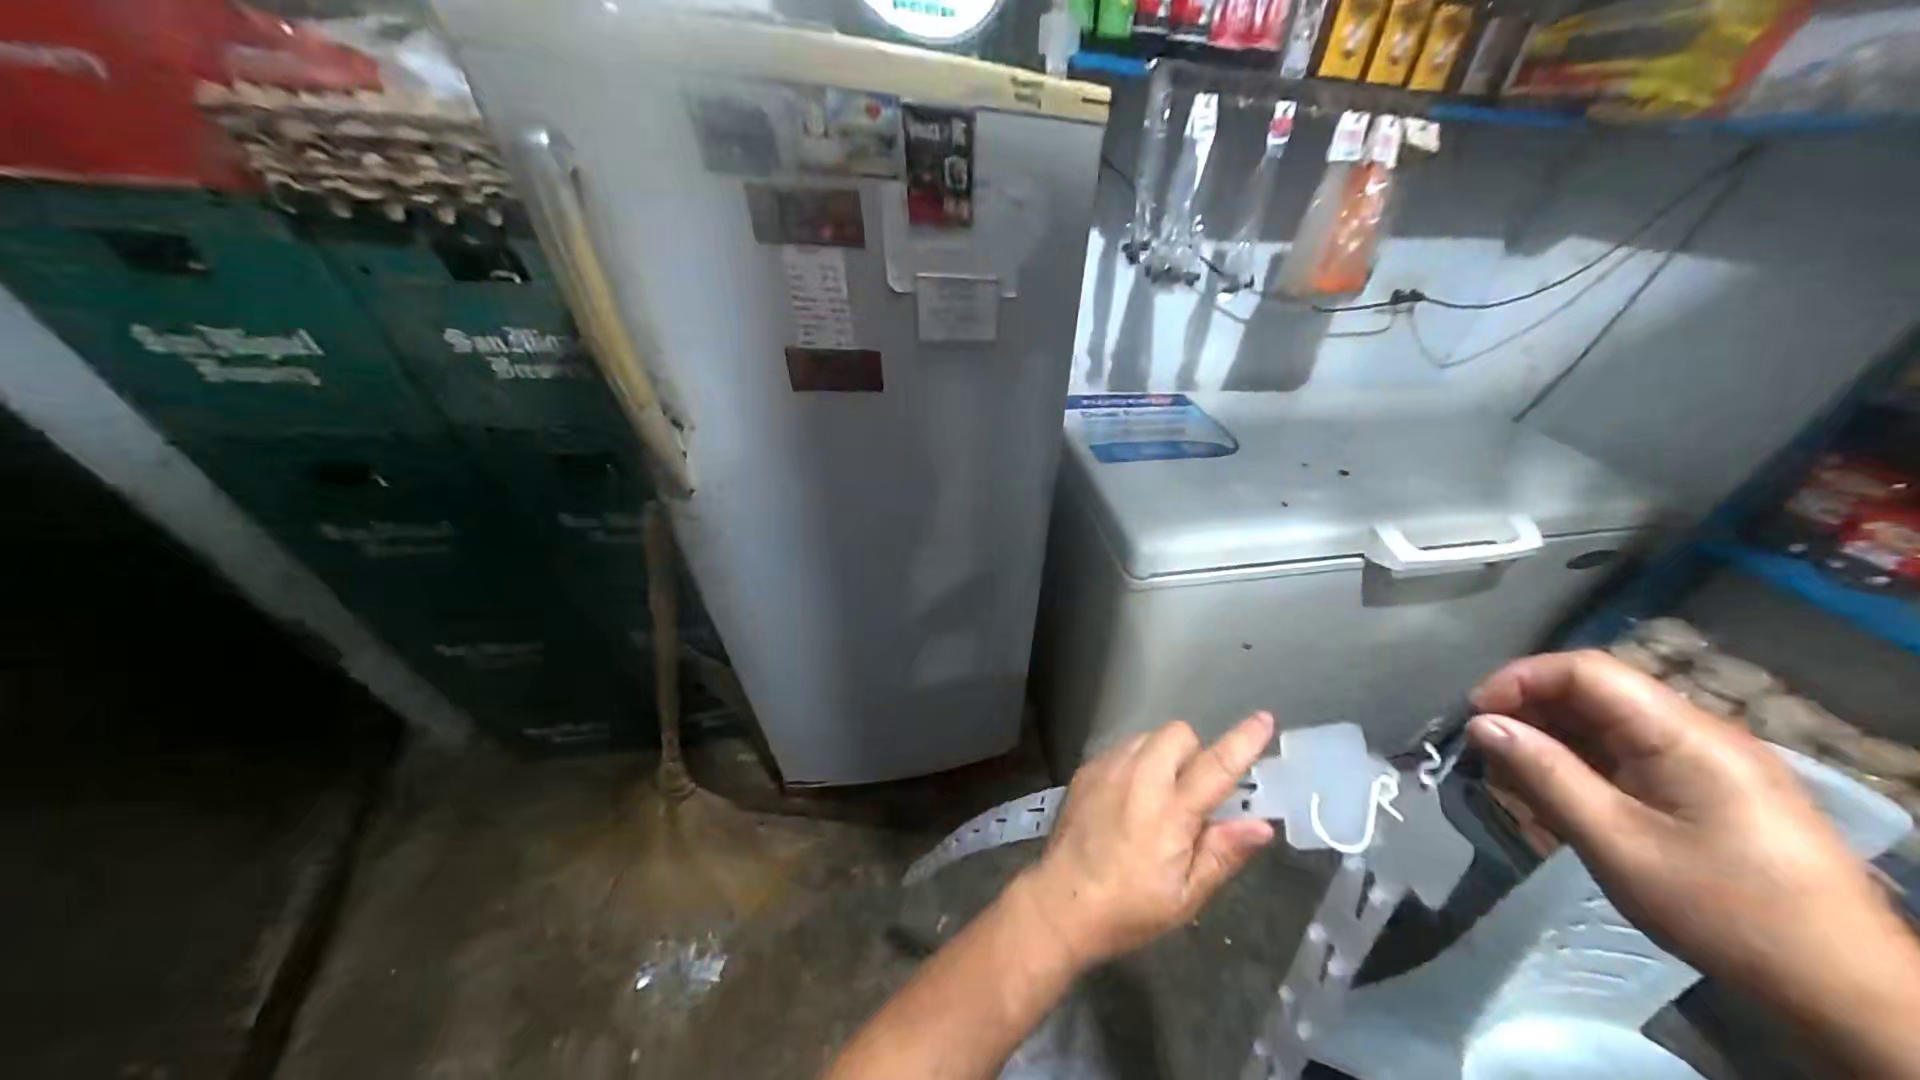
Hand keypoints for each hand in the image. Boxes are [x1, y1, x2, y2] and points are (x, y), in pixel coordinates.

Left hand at [1015, 714, 1276, 967]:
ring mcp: (1107, 769)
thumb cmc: (1129, 908)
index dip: (1243, 740)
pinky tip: (1130, 795)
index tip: (1263, 719)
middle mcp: (1138, 778)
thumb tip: (1262, 824)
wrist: (1059, 902)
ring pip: (1147, 736)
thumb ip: (1223, 853)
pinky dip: (1136, 761)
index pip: (1216, 766)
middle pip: (1177, 733)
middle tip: (1193, 791)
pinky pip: (1122, 748)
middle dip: (1194, 752)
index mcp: (1169, 812)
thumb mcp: (1186, 896)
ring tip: (1159, 794)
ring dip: (1163, 754)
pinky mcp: (1086, 770)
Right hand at [1466, 650, 1901, 994]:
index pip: (1584, 670)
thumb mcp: (1616, 843)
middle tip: (1485, 753)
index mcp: (1685, 734)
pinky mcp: (1704, 786)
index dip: (1519, 680)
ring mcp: (1705, 759)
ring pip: (1603, 723)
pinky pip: (1625, 753)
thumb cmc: (1725, 910)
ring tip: (1510, 780)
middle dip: (1527, 713)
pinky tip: (1555, 796)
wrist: (1844, 989)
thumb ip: (1544, 775)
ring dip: (1548, 741)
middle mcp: (1697, 731)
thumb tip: (1481, 723)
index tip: (1475, 717)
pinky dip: (1578, 765)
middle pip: (1591, 692)